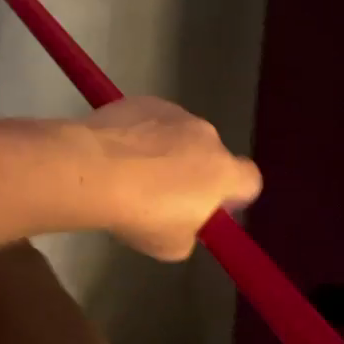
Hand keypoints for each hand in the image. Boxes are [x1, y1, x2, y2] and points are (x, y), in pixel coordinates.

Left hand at [80, 97, 262, 260]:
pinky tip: (118, 149)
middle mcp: (205, 134)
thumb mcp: (175, 245)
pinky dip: (142, 131)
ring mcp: (173, 111)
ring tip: (133, 170)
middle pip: (211, 154)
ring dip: (166, 149)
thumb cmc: (140, 212)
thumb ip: (191, 229)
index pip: (250, 181)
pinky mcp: (142, 99)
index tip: (211, 208)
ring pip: (180, 134)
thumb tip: (183, 219)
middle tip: (164, 193)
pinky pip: (151, 119)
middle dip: (195, 171)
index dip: (233, 196)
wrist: (93, 167)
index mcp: (223, 171)